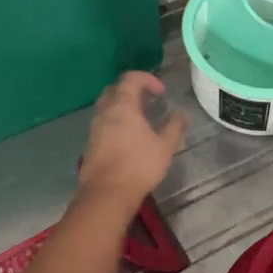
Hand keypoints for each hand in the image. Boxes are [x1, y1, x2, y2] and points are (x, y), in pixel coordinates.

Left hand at [78, 71, 185, 211]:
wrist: (106, 194)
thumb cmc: (138, 165)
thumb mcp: (164, 147)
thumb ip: (174, 127)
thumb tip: (182, 114)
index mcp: (122, 105)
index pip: (131, 78)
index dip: (147, 79)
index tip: (161, 92)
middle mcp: (105, 111)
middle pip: (115, 89)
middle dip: (132, 90)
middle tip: (148, 101)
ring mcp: (94, 127)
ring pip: (106, 106)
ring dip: (122, 106)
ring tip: (139, 119)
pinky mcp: (90, 143)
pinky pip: (102, 122)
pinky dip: (115, 121)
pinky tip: (127, 137)